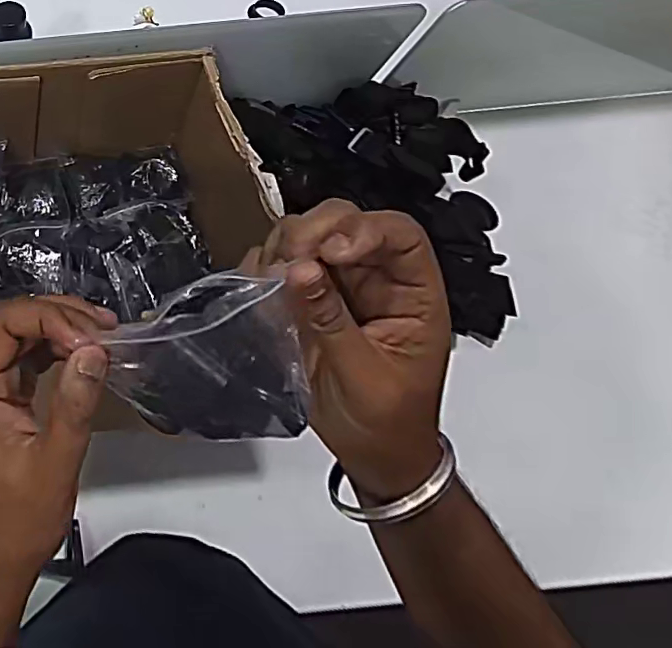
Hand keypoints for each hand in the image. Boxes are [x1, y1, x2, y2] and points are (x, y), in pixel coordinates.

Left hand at [0, 295, 115, 578]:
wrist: (0, 553)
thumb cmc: (15, 519)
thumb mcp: (54, 463)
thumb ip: (73, 404)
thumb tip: (93, 352)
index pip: (4, 323)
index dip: (46, 318)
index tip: (87, 337)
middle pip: (14, 321)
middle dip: (58, 316)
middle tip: (102, 328)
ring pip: (23, 334)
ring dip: (61, 328)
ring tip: (102, 333)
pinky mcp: (8, 396)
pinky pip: (30, 356)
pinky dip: (59, 348)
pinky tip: (85, 353)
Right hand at [270, 199, 450, 499]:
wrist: (370, 452)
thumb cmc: (385, 422)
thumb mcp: (363, 376)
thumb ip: (330, 321)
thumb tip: (298, 270)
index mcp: (411, 295)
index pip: (399, 235)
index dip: (364, 230)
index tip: (330, 253)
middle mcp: (373, 278)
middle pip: (343, 220)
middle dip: (310, 233)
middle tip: (286, 263)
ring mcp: (334, 282)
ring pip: (304, 232)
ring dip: (281, 249)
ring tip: (271, 283)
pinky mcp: (300, 292)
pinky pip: (275, 259)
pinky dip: (260, 266)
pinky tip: (260, 290)